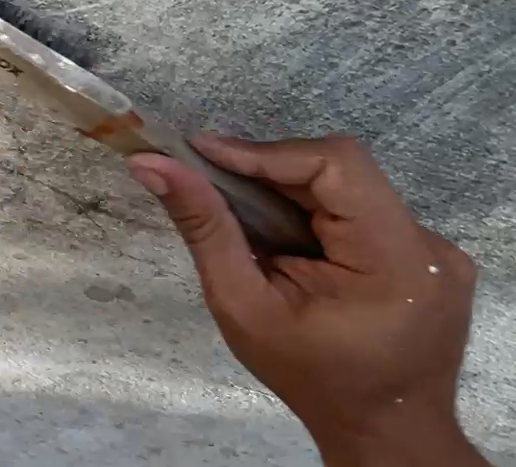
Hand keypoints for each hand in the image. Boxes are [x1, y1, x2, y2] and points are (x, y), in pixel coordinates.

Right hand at [126, 134, 486, 466]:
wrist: (382, 429)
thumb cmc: (307, 372)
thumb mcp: (238, 300)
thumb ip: (201, 224)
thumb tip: (148, 161)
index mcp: (396, 261)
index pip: (336, 166)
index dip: (263, 151)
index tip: (197, 153)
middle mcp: (428, 246)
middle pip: (336, 169)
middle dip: (263, 169)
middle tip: (205, 184)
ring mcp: (431, 249)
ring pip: (340, 183)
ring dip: (279, 188)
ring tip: (238, 218)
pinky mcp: (421, 254)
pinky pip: (351, 204)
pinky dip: (301, 206)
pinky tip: (276, 236)